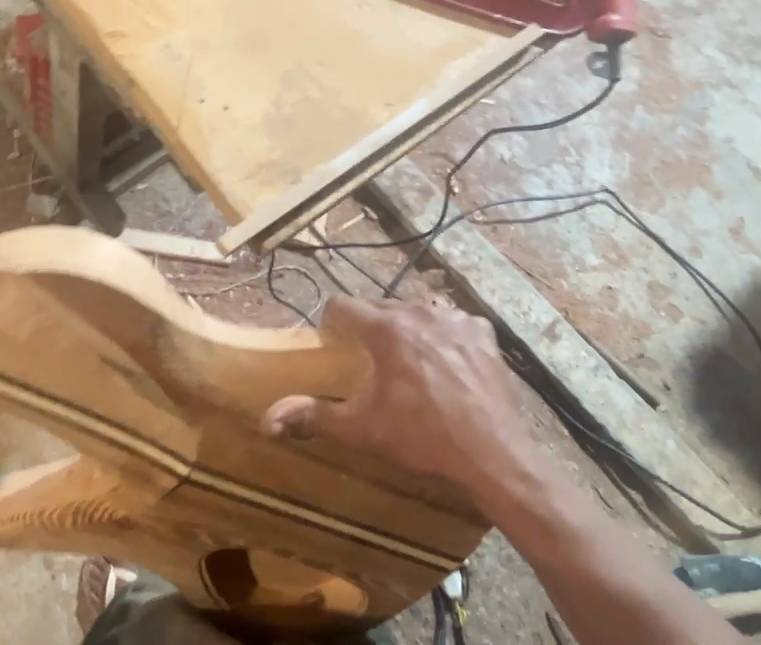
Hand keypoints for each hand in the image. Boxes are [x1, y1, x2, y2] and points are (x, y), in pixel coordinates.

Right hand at [261, 298, 549, 521]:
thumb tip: (267, 419)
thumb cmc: (422, 438)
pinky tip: (447, 365)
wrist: (493, 456)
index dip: (332, 324)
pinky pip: (451, 322)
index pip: (342, 304)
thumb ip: (313, 417)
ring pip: (415, 311)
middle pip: (379, 306)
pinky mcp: (483, 332)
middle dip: (369, 328)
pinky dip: (443, 336)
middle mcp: (418, 311)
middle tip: (370, 363)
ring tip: (410, 365)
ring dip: (406, 329)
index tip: (335, 347)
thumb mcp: (362, 429)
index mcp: (385, 328)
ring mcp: (454, 318)